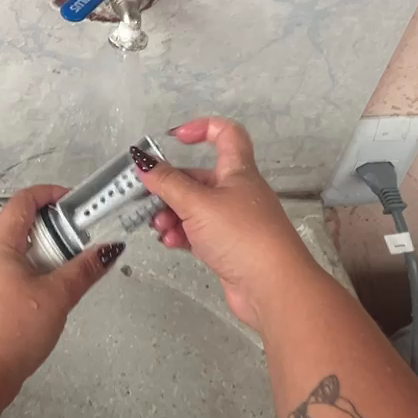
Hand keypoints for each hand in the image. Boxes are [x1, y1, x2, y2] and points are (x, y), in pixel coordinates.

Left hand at [0, 184, 120, 393]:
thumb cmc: (15, 327)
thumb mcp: (57, 296)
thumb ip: (84, 269)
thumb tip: (110, 250)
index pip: (24, 200)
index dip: (51, 195)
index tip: (76, 203)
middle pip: (17, 219)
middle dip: (49, 220)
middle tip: (77, 230)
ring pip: (12, 243)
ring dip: (40, 243)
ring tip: (67, 256)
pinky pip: (6, 263)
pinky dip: (29, 261)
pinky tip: (47, 282)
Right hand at [135, 117, 324, 331]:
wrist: (274, 290)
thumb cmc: (241, 236)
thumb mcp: (198, 204)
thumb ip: (167, 183)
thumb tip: (143, 162)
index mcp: (237, 171)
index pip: (226, 134)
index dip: (202, 128)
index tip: (176, 138)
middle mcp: (237, 191)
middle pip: (199, 178)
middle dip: (171, 187)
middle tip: (148, 199)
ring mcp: (234, 221)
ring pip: (195, 208)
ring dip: (173, 214)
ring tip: (159, 228)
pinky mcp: (229, 248)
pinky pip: (199, 233)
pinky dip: (182, 234)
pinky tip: (171, 243)